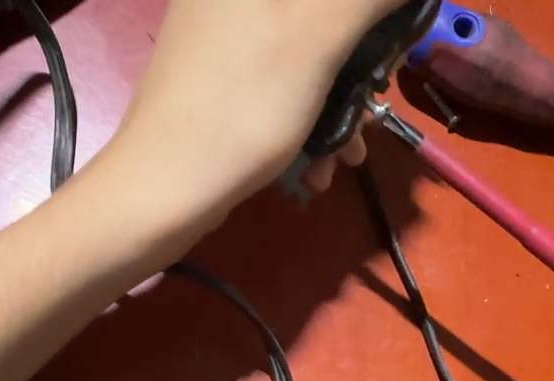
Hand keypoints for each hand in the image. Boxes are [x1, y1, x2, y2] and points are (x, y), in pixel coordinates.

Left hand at [101, 0, 405, 231]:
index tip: (389, 56)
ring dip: (339, 106)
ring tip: (343, 155)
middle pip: (326, 15)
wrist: (164, 189)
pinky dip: (306, 120)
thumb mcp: (319, 36)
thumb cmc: (244, 107)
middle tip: (368, 111)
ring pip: (308, 52)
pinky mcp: (219, 76)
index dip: (375, 18)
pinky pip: (282, 82)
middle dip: (360, 66)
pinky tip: (314, 164)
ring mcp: (224, 31)